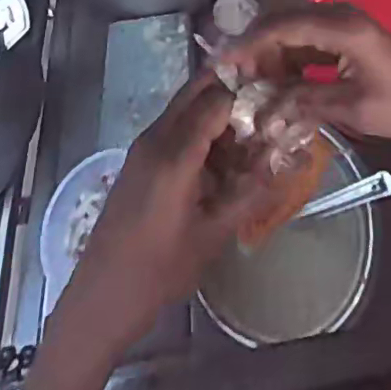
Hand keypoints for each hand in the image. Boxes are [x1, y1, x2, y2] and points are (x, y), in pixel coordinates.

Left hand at [47, 76, 271, 356]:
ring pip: (186, 106)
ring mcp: (143, 146)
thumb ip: (253, 192)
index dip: (250, 96)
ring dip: (217, 110)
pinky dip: (201, 128)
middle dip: (233, 91)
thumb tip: (291, 160)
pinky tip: (221, 159)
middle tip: (265, 109)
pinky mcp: (139, 159)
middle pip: (197, 90)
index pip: (218, 99)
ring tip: (250, 136)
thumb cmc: (159, 271)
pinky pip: (175, 126)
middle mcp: (156, 138)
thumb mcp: (214, 234)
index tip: (279, 105)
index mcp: (174, 154)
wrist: (100, 299)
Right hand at [221, 7, 390, 146]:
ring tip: (248, 83)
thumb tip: (261, 109)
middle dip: (254, 46)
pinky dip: (288, 56)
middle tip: (231, 77)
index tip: (223, 65)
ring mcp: (345, 23)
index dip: (249, 44)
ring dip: (270, 52)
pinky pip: (307, 39)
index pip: (284, 26)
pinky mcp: (347, 36)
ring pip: (293, 29)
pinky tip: (275, 80)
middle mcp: (341, 15)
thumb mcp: (353, 109)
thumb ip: (304, 102)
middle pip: (284, 21)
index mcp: (345, 28)